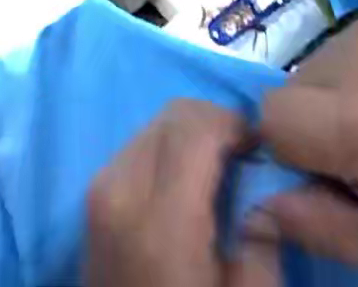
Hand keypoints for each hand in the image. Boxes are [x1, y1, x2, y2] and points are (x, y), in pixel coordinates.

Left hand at [85, 99, 281, 286]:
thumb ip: (261, 241)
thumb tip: (264, 189)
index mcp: (160, 219)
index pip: (194, 126)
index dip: (234, 123)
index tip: (265, 149)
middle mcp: (120, 189)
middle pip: (171, 116)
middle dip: (214, 123)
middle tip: (248, 158)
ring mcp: (99, 191)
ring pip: (152, 126)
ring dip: (190, 134)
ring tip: (221, 171)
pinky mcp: (92, 200)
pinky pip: (136, 147)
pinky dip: (167, 149)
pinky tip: (189, 184)